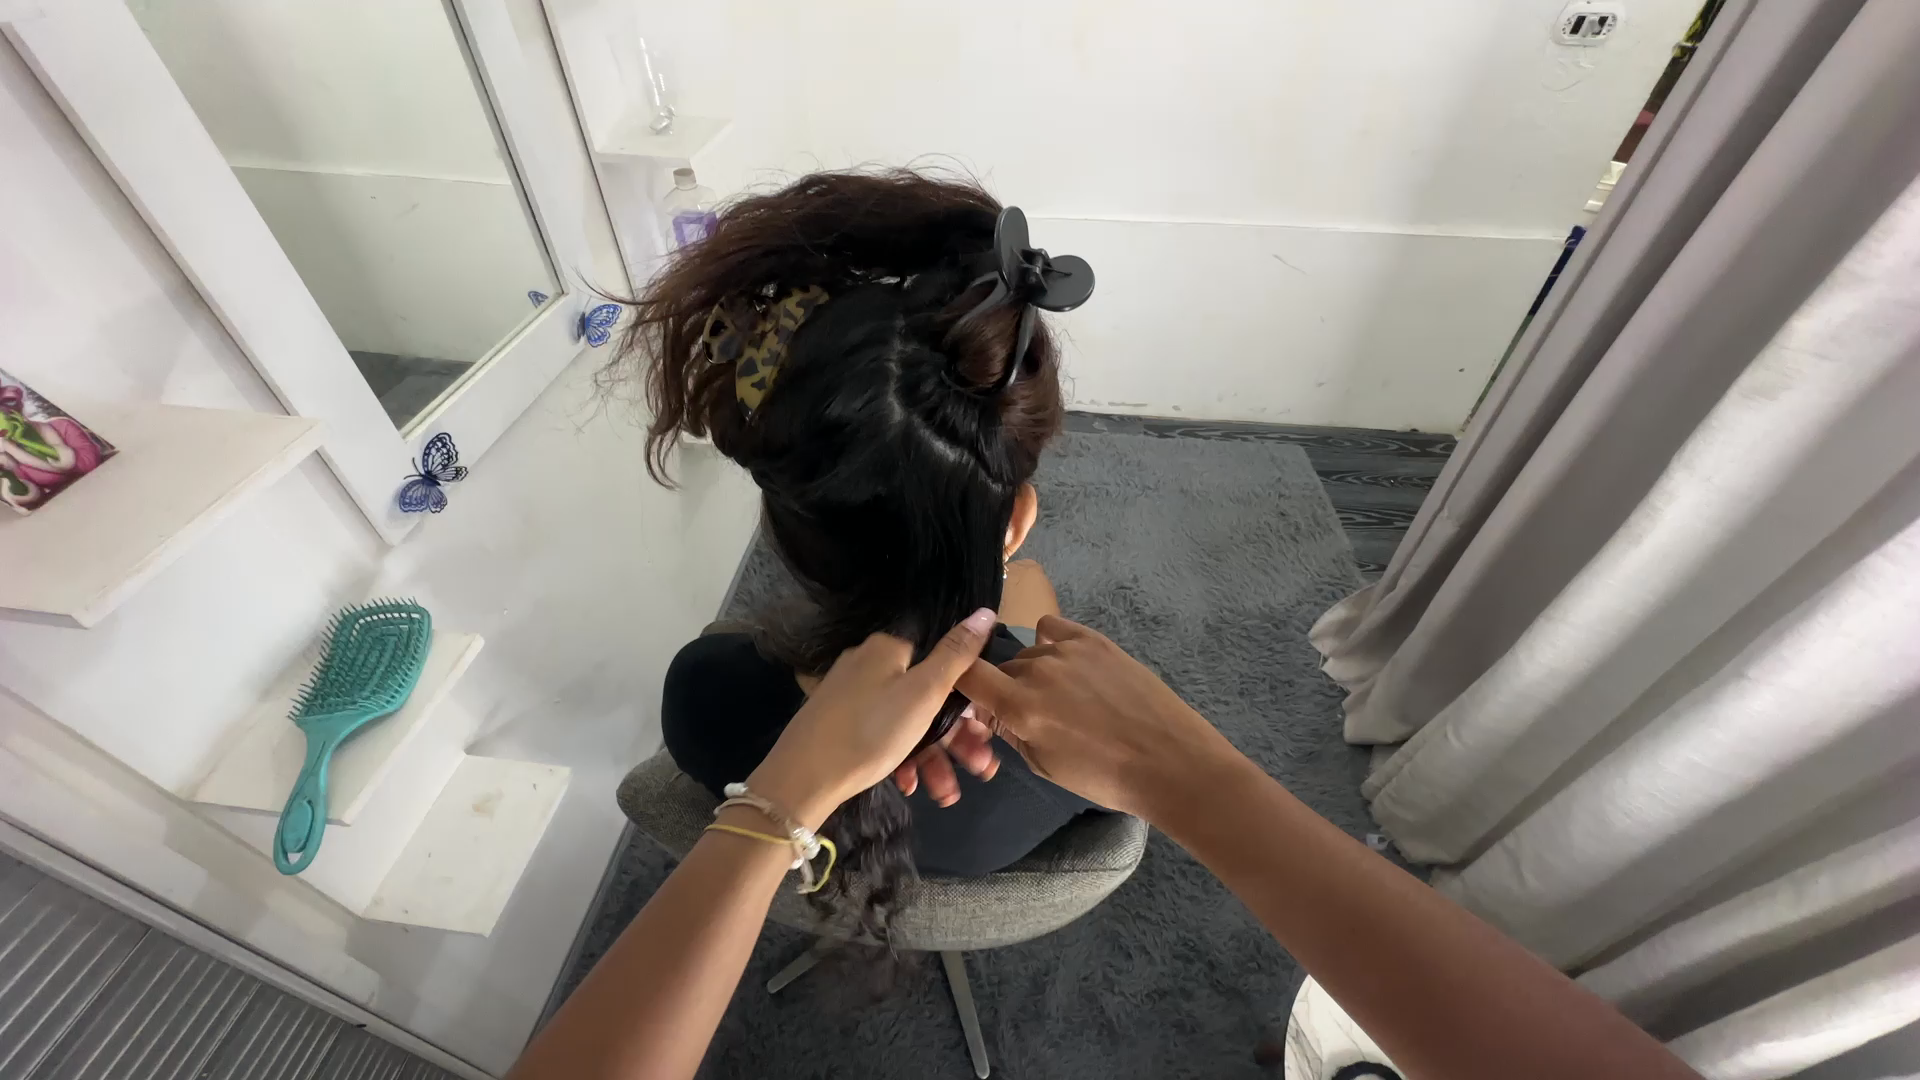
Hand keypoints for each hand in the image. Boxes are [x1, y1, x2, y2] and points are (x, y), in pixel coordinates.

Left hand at [748, 608, 998, 827]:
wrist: (801, 779)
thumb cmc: (871, 730)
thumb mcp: (923, 692)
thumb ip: (956, 653)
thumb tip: (985, 611)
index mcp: (889, 647)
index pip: (940, 658)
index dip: (967, 694)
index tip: (984, 729)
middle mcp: (868, 662)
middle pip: (926, 695)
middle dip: (955, 737)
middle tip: (978, 769)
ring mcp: (850, 693)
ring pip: (906, 720)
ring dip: (933, 756)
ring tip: (947, 793)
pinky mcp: (838, 721)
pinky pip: (881, 732)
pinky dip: (901, 756)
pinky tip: (910, 784)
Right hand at [955, 614, 1240, 818]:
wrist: (1171, 761)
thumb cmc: (1106, 777)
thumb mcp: (1047, 766)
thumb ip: (1013, 734)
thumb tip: (996, 715)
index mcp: (1021, 706)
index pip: (966, 675)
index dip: (962, 685)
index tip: (973, 699)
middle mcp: (1038, 669)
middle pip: (1001, 668)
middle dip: (1004, 688)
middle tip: (1027, 711)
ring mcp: (1068, 650)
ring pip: (1029, 652)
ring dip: (1032, 671)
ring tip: (1062, 695)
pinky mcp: (1095, 639)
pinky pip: (1053, 628)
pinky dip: (1051, 642)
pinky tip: (1068, 663)